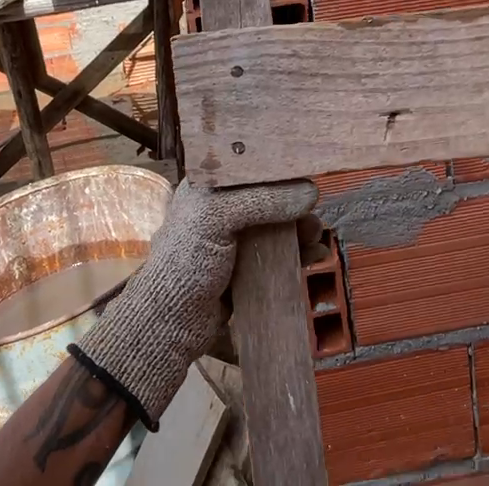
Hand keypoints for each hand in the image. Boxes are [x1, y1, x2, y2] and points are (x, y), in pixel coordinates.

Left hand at [71, 179, 319, 424]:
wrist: (172, 321)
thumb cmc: (187, 258)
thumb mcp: (217, 216)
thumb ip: (262, 200)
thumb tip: (311, 192)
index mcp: (208, 186)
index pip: (247, 166)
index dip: (276, 167)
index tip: (306, 170)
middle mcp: (222, 208)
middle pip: (268, 197)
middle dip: (294, 203)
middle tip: (314, 210)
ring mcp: (235, 240)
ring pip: (277, 226)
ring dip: (300, 229)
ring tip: (317, 237)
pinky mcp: (246, 268)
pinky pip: (278, 254)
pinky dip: (297, 253)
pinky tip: (314, 255)